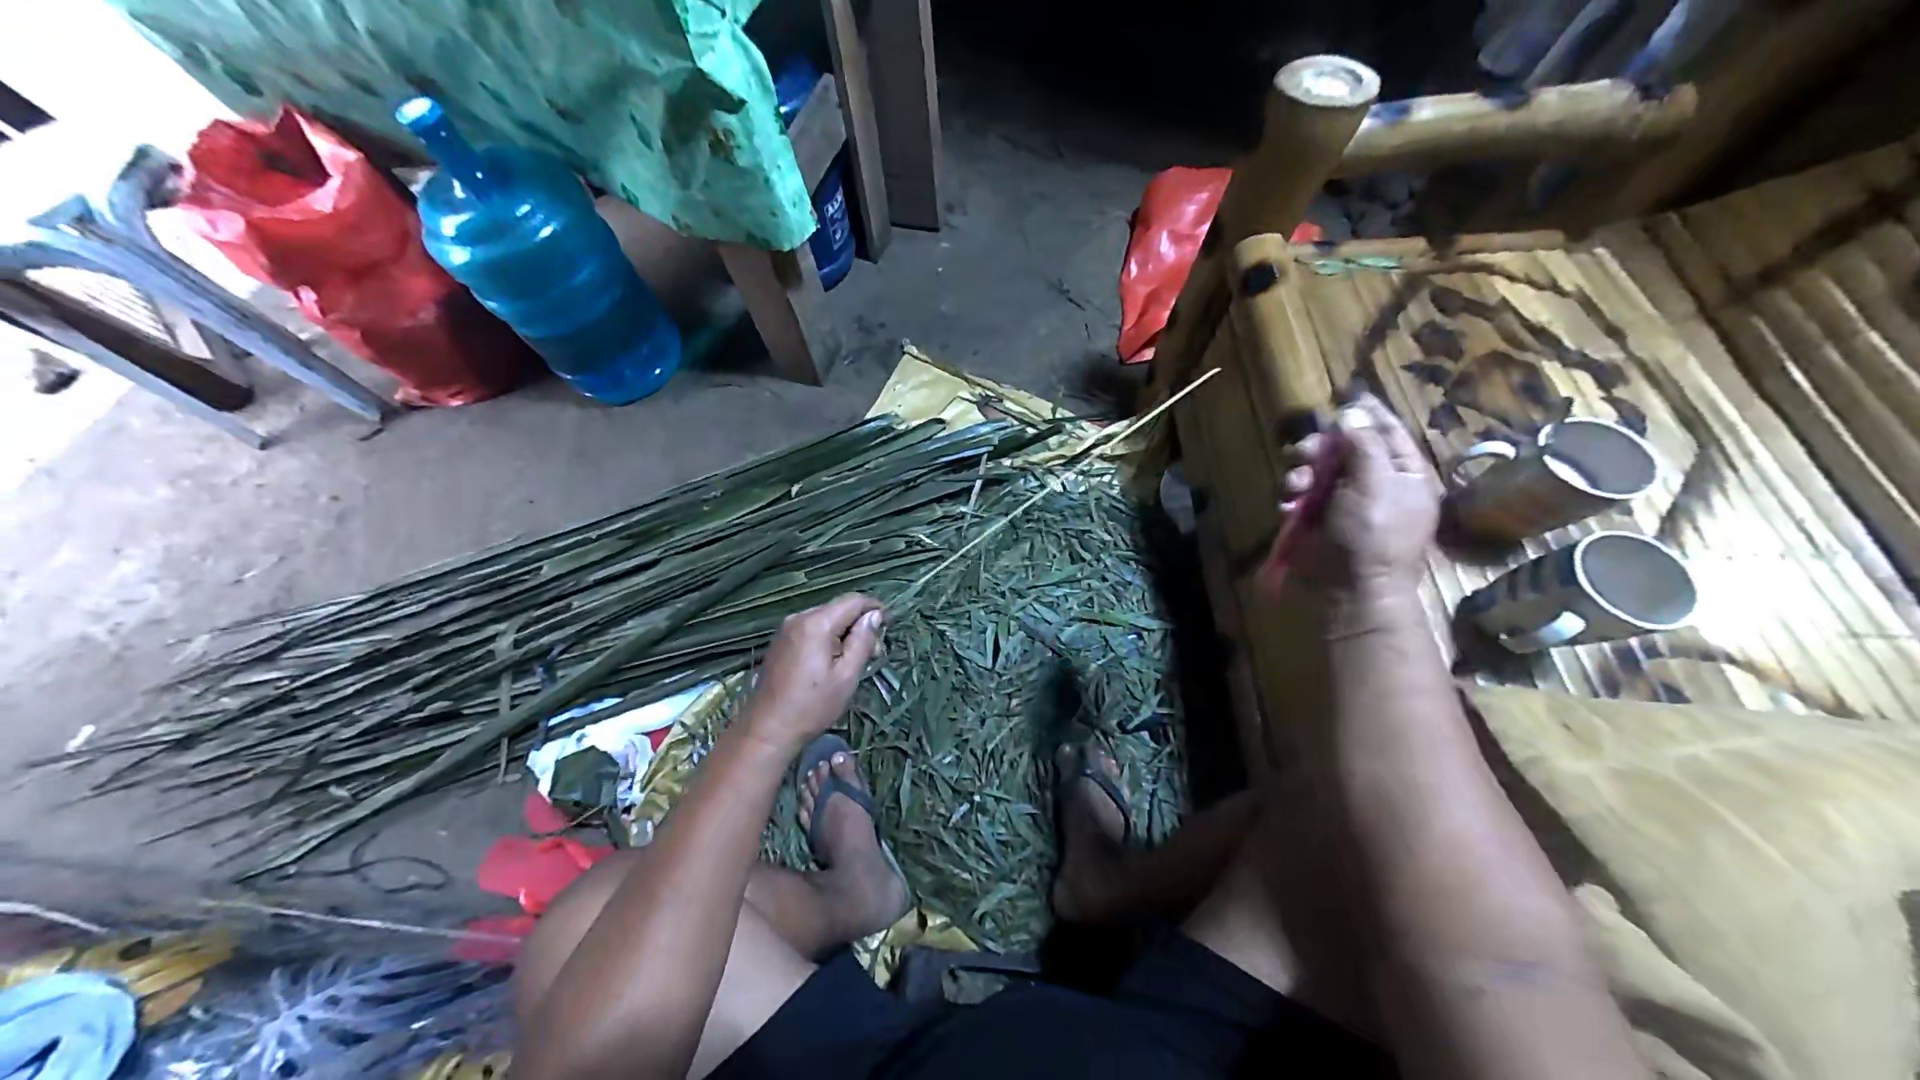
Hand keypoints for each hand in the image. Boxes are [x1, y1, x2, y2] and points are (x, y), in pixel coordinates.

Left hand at [741, 593, 884, 752]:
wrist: (768, 729)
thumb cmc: (812, 706)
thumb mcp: (846, 676)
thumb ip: (862, 641)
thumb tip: (874, 615)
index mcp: (816, 623)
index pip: (853, 600)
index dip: (874, 608)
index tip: (889, 626)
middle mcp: (799, 617)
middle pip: (838, 608)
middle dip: (859, 623)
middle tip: (874, 652)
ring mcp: (786, 628)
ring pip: (825, 618)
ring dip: (844, 631)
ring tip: (854, 659)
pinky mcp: (781, 641)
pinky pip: (811, 628)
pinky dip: (827, 637)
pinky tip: (832, 660)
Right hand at [1277, 393, 1438, 591]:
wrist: (1349, 590)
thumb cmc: (1373, 534)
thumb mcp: (1376, 482)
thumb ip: (1364, 444)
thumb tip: (1351, 411)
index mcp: (1404, 474)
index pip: (1388, 431)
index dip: (1367, 412)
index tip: (1345, 393)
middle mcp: (1374, 485)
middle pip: (1345, 448)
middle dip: (1322, 447)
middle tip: (1307, 452)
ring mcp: (1343, 504)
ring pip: (1317, 471)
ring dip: (1301, 472)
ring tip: (1295, 486)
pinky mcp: (1315, 521)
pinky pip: (1299, 497)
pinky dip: (1291, 497)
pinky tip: (1288, 506)